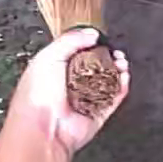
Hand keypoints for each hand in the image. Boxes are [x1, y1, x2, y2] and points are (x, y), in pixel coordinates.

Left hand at [12, 28, 128, 156]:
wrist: (44, 128)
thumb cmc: (38, 95)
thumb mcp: (48, 56)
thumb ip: (70, 40)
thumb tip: (92, 33)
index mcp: (54, 69)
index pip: (77, 52)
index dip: (91, 44)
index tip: (101, 39)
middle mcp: (71, 84)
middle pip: (96, 66)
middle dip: (108, 57)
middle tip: (115, 52)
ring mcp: (86, 99)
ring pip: (108, 81)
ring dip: (118, 70)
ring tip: (122, 63)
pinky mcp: (99, 113)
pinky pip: (115, 98)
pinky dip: (122, 87)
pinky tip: (125, 77)